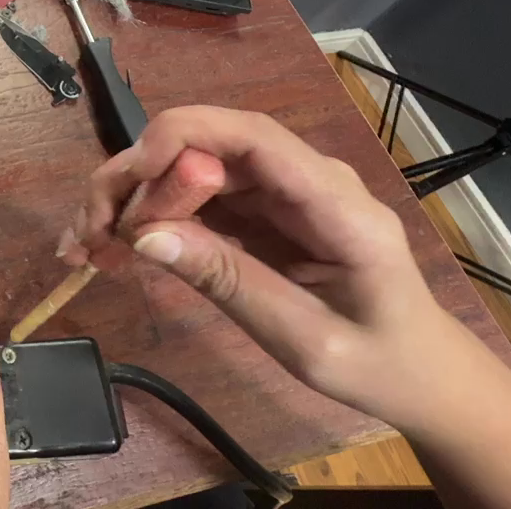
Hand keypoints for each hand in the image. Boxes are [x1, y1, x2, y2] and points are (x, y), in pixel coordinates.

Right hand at [64, 105, 463, 428]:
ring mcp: (276, 188)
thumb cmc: (382, 363)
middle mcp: (301, 178)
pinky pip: (191, 193)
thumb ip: (231, 282)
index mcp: (336, 204)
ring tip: (87, 242)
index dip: (182, 138)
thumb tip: (144, 236)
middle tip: (87, 229)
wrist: (423, 376)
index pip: (252, 135)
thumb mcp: (307, 341)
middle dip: (136, 176)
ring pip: (186, 165)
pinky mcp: (255, 205)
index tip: (128, 178)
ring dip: (131, 196)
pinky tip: (114, 242)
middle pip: (203, 145)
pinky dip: (148, 214)